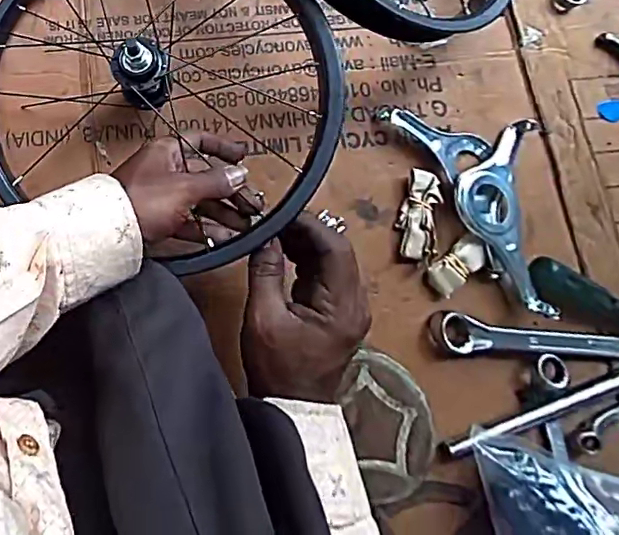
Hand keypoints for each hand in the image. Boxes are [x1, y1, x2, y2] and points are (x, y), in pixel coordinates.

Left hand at [111, 133, 252, 244]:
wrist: (112, 230)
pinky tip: (225, 238)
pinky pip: (189, 220)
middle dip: (231, 191)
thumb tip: (239, 173)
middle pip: (204, 175)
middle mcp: (164, 169)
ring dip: (223, 213)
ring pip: (199, 200)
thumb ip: (215, 181)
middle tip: (253, 206)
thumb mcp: (185, 187)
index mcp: (166, 151)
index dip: (222, 147)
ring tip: (246, 226)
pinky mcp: (159, 217)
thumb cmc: (141, 200)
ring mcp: (161, 194)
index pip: (199, 141)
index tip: (243, 156)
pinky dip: (206, 228)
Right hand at [242, 215, 370, 402]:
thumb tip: (264, 236)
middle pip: (337, 250)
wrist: (292, 405)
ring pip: (331, 258)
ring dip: (304, 242)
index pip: (336, 248)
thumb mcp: (264, 316)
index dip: (308, 225)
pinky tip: (281, 250)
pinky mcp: (337, 310)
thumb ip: (265, 271)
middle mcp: (355, 305)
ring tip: (273, 231)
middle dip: (305, 230)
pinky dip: (304, 256)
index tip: (279, 214)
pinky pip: (324, 271)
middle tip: (272, 220)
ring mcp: (348, 308)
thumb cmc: (278, 368)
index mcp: (344, 307)